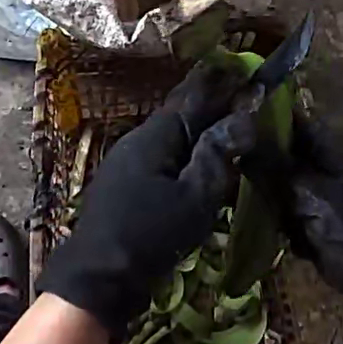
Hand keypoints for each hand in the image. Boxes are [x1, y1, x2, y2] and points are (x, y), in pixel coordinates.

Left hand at [39, 63, 256, 336]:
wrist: (97, 278)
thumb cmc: (151, 235)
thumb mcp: (196, 196)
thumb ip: (219, 152)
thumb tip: (245, 116)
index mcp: (158, 135)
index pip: (195, 95)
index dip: (221, 80)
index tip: (244, 65)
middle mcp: (140, 138)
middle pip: (182, 111)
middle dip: (212, 100)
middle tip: (243, 92)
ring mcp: (128, 159)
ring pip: (172, 132)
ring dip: (199, 124)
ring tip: (228, 121)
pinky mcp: (125, 180)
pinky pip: (163, 152)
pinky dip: (186, 146)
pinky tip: (198, 156)